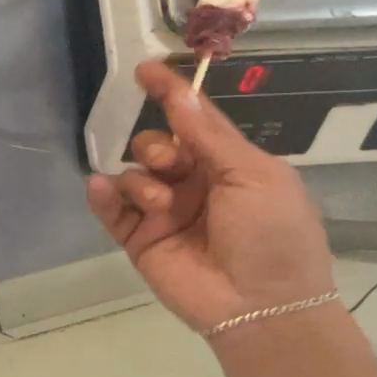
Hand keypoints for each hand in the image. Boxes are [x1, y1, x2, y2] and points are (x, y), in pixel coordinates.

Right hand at [86, 60, 335, 335]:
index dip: (171, 94)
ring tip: (161, 206)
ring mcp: (163, 211)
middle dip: (156, 147)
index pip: (194, 120)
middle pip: (155, 144)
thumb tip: (181, 93)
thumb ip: (209, 135)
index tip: (146, 70)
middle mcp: (193, 184)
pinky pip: (109, 207)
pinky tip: (103, 189)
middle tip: (171, 165)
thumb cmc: (274, 235)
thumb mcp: (254, 176)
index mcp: (228, 166)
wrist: (262, 305)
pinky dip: (103, 195)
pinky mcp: (138, 238)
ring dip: (142, 181)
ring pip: (132, 173)